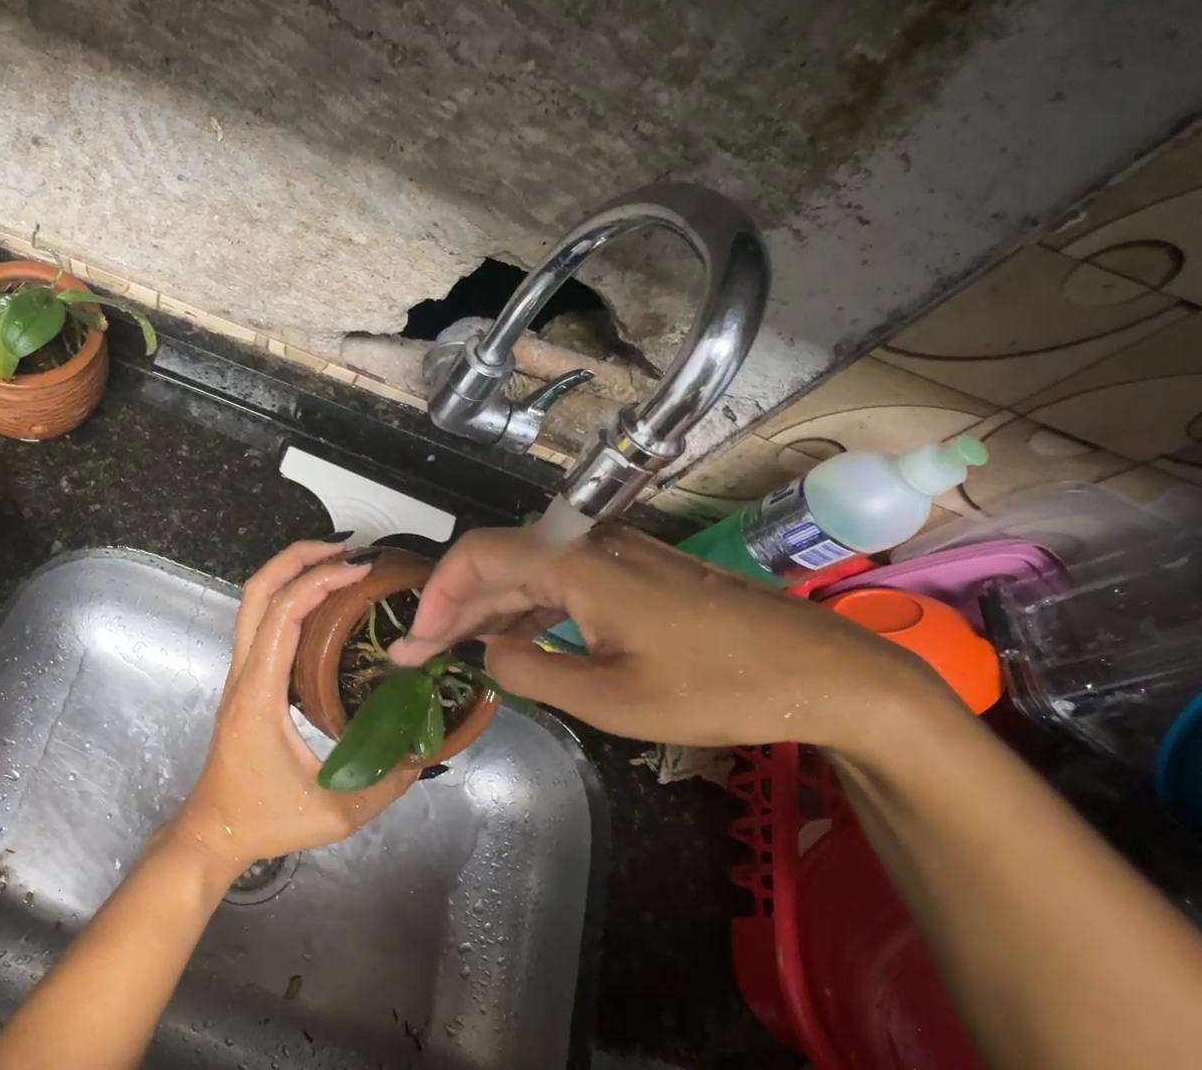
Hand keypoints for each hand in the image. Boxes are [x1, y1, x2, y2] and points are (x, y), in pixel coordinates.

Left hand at [172, 541, 419, 871]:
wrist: (213, 832)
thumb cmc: (265, 819)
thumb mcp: (336, 811)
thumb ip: (386, 783)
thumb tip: (426, 752)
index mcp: (260, 693)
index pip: (281, 616)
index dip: (317, 583)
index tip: (359, 571)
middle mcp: (244, 673)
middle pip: (255, 592)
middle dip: (296, 558)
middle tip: (343, 550)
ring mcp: (240, 675)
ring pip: (253, 604)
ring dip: (289, 575)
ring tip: (336, 566)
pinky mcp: (245, 683)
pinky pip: (261, 625)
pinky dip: (288, 601)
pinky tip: (324, 608)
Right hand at [388, 524, 965, 752]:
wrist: (826, 673)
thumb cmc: (717, 688)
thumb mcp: (611, 699)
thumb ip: (532, 671)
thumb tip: (487, 652)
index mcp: (578, 564)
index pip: (479, 554)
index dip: (436, 593)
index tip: (416, 640)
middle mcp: (592, 544)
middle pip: (500, 561)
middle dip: (453, 606)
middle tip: (419, 654)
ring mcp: (618, 555)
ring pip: (530, 570)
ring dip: (488, 609)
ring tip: (455, 652)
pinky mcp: (639, 572)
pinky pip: (563, 580)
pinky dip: (528, 609)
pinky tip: (516, 639)